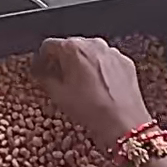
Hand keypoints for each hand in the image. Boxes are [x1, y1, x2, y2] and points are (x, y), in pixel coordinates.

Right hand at [30, 36, 153, 148]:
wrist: (123, 122)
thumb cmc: (91, 109)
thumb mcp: (58, 95)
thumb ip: (45, 78)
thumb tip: (41, 73)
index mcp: (73, 48)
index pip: (49, 45)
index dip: (42, 58)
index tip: (41, 68)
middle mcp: (93, 44)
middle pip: (70, 46)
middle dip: (62, 60)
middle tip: (58, 78)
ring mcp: (111, 52)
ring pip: (90, 53)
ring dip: (81, 64)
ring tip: (79, 86)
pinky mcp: (125, 62)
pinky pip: (106, 61)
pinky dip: (99, 69)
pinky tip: (97, 87)